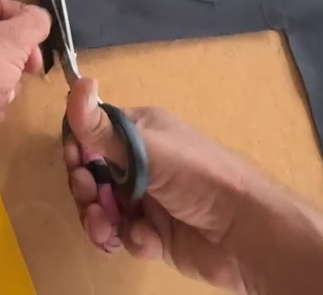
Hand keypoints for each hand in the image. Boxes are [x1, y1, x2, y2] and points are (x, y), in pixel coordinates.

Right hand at [63, 79, 271, 288]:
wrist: (247, 234)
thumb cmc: (197, 177)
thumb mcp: (146, 149)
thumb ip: (103, 127)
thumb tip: (76, 83)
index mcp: (138, 133)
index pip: (92, 133)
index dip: (78, 147)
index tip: (75, 161)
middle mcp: (140, 163)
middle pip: (93, 173)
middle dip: (85, 187)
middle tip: (90, 197)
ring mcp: (148, 201)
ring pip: (104, 208)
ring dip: (98, 218)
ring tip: (105, 229)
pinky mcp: (156, 236)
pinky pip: (126, 235)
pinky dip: (129, 239)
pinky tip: (144, 240)